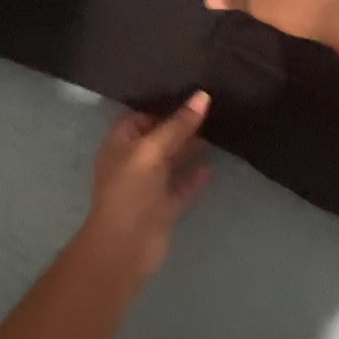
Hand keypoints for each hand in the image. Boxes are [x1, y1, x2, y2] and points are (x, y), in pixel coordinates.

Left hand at [81, 93, 213, 275]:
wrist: (124, 248)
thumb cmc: (130, 192)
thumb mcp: (151, 151)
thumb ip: (177, 125)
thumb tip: (202, 95)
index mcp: (120, 144)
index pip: (140, 116)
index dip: (162, 104)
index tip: (190, 91)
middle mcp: (133, 161)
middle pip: (158, 137)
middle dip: (180, 124)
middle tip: (212, 105)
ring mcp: (148, 186)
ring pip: (171, 161)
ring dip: (190, 148)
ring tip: (217, 128)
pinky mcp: (163, 207)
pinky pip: (181, 186)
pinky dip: (193, 176)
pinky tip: (211, 165)